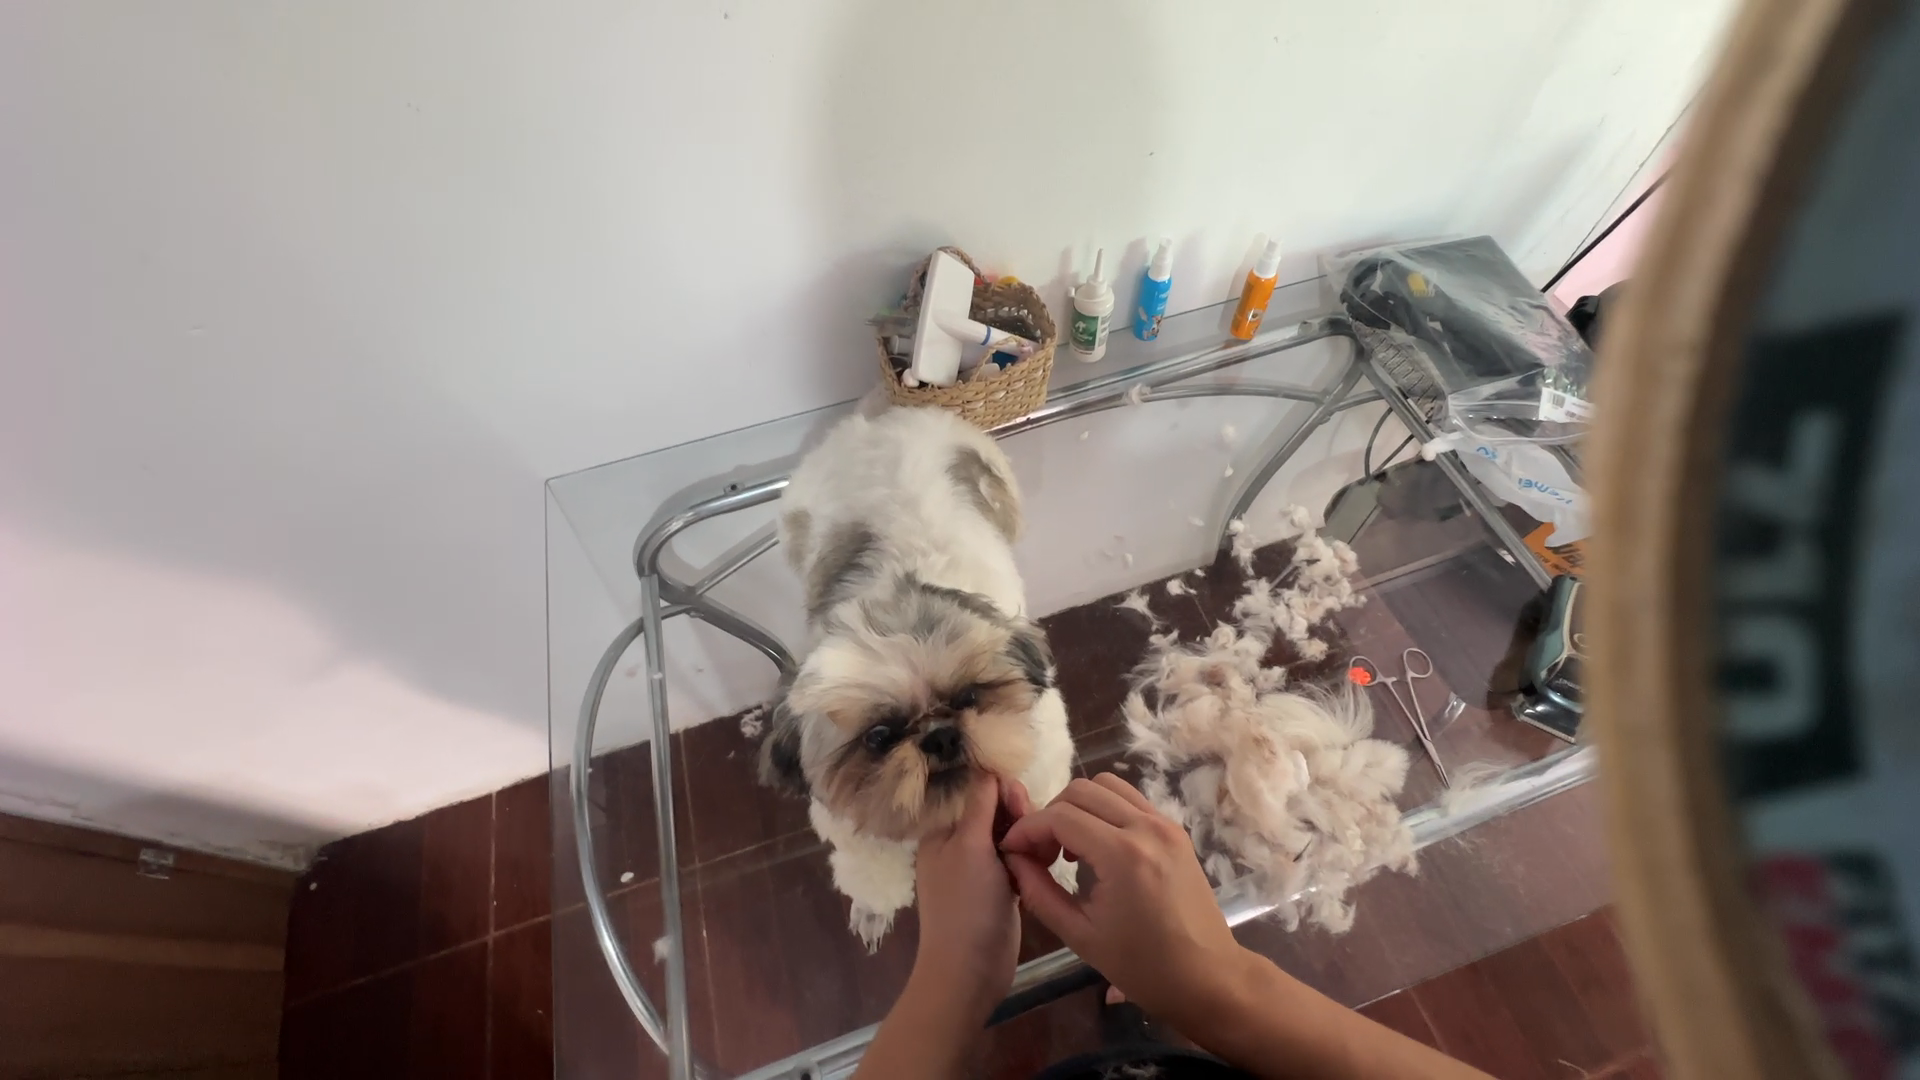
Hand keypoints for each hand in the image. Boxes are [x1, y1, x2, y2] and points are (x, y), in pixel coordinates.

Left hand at [909, 773, 1023, 1019]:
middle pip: (993, 811)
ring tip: (1041, 842)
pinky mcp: (999, 886)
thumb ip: (980, 804)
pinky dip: (1030, 855)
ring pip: (1009, 833)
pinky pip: (1017, 857)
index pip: (971, 793)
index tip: (1018, 795)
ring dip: (1026, 833)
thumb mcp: (970, 845)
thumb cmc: (965, 904)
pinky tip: (1045, 857)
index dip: (996, 788)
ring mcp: (980, 867)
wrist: (970, 970)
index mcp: (942, 831)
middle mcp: (958, 845)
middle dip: (1015, 811)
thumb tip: (986, 767)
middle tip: (1032, 822)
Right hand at [999, 773, 1254, 1028]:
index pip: (1060, 817)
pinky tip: (1097, 846)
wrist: (1211, 980)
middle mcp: (1145, 827)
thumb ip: (1039, 892)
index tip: (1011, 850)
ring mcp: (1164, 823)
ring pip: (1106, 785)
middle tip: (1040, 852)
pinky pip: (1128, 799)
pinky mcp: (1174, 828)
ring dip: (1078, 806)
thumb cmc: (1144, 968)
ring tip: (1069, 846)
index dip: (1028, 829)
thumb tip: (1012, 860)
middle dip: (1050, 815)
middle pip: (1080, 790)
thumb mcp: (1081, 936)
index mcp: (1123, 855)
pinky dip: (1103, 810)